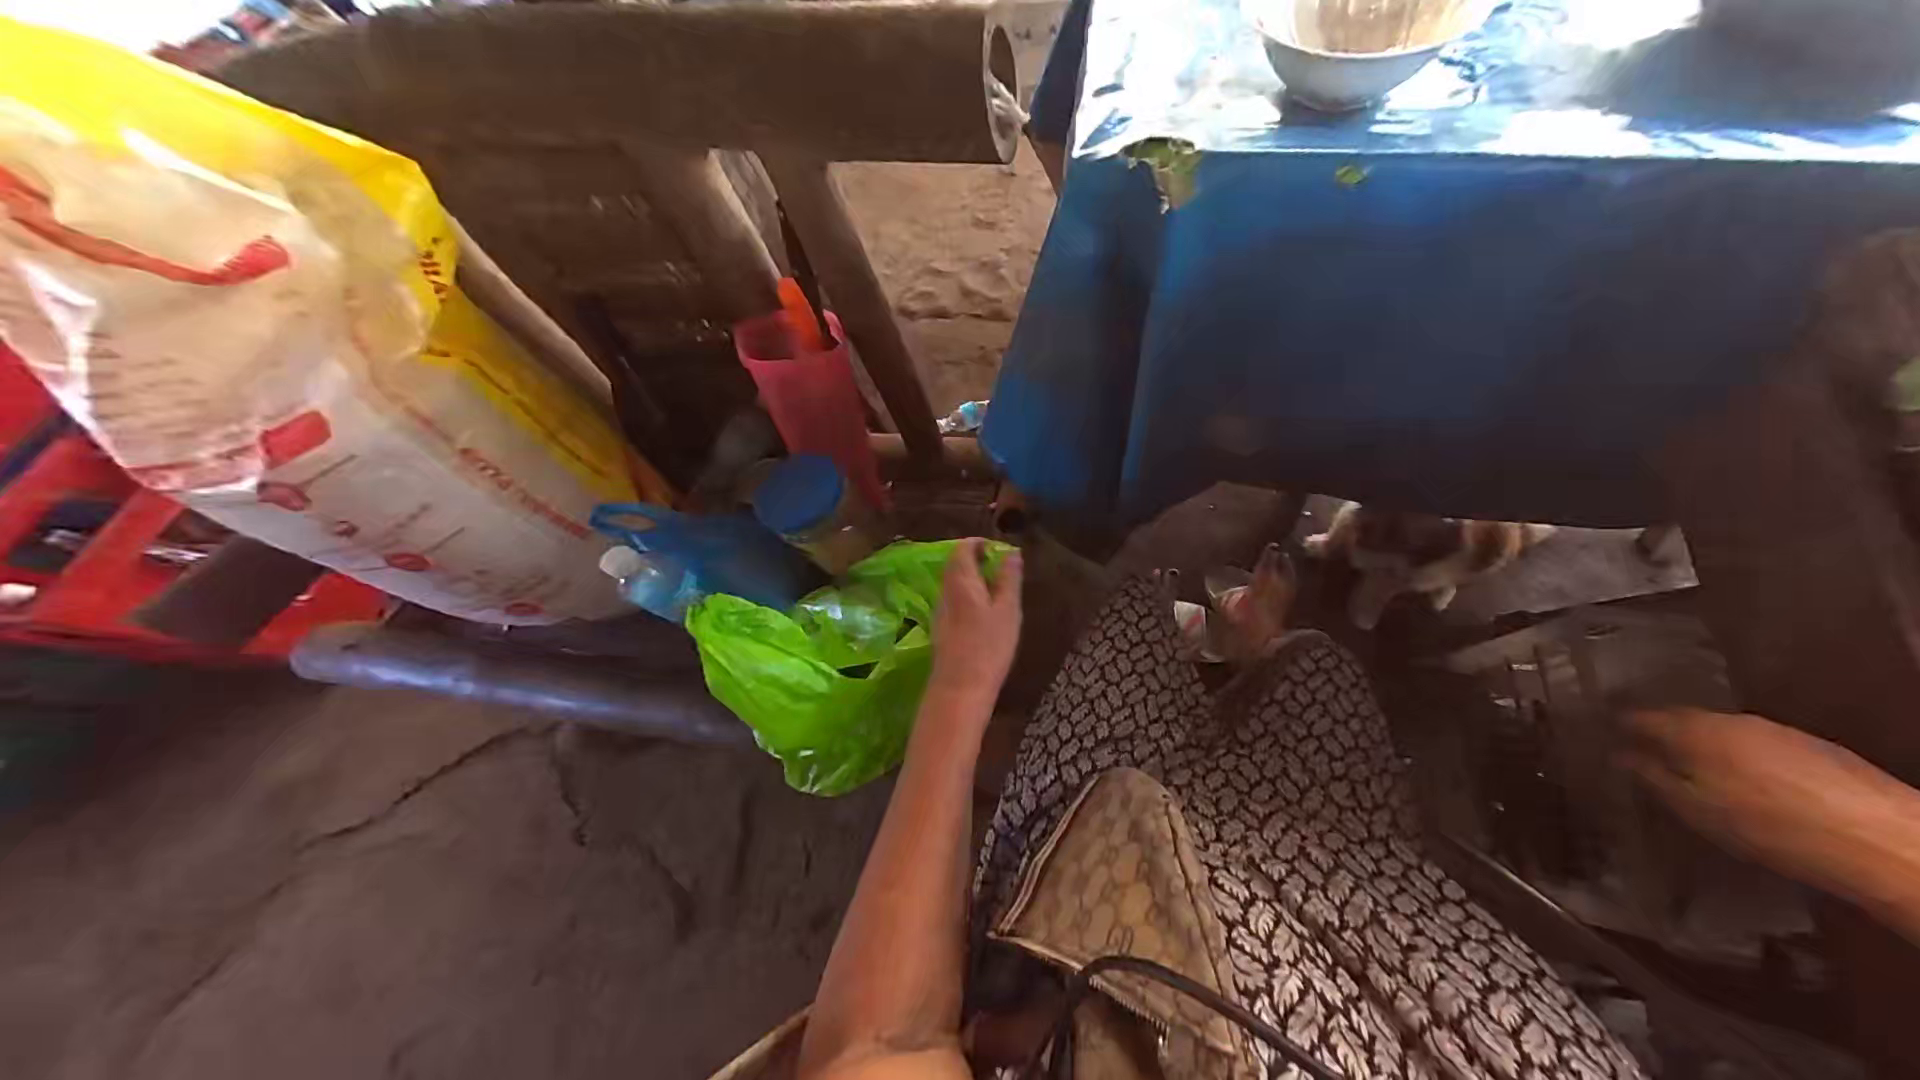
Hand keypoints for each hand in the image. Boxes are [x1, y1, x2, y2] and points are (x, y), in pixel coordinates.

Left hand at [928, 538, 1022, 706]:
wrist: (960, 688)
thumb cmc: (988, 646)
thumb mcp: (1007, 609)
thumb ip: (1009, 579)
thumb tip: (1011, 552)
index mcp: (960, 580)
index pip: (962, 548)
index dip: (980, 543)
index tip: (1000, 550)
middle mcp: (945, 591)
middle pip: (955, 564)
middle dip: (977, 559)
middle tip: (1003, 568)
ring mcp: (940, 611)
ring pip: (954, 583)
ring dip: (973, 579)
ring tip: (999, 590)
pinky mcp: (942, 629)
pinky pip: (954, 601)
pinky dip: (969, 596)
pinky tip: (986, 613)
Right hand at [1624, 708, 1919, 898]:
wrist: (1888, 842)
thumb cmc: (1768, 826)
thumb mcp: (1694, 807)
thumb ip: (1651, 776)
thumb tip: (1618, 754)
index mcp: (1692, 729)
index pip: (1638, 715)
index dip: (1616, 722)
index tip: (1600, 732)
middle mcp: (1730, 720)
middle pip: (1682, 719)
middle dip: (1661, 731)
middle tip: (1642, 750)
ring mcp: (1778, 732)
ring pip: (1722, 731)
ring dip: (1703, 744)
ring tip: (1694, 768)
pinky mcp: (1817, 749)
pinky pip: (1758, 745)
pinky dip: (1740, 757)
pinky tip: (1747, 783)